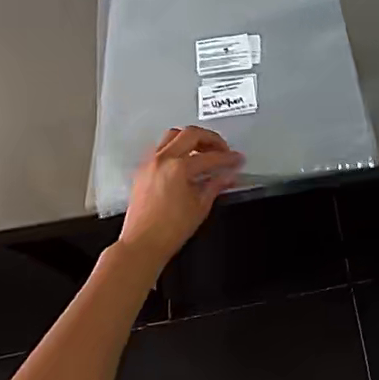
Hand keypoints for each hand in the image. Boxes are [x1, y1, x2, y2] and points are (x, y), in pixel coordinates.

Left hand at [118, 126, 242, 274]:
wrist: (142, 245)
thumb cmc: (167, 231)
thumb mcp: (200, 207)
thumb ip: (215, 185)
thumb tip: (227, 176)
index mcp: (178, 168)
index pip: (211, 157)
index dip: (228, 158)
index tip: (236, 160)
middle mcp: (162, 160)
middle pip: (191, 134)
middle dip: (211, 139)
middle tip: (222, 149)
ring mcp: (150, 164)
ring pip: (173, 135)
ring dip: (191, 138)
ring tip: (203, 150)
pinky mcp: (143, 171)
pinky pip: (160, 148)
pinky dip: (175, 147)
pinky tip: (184, 159)